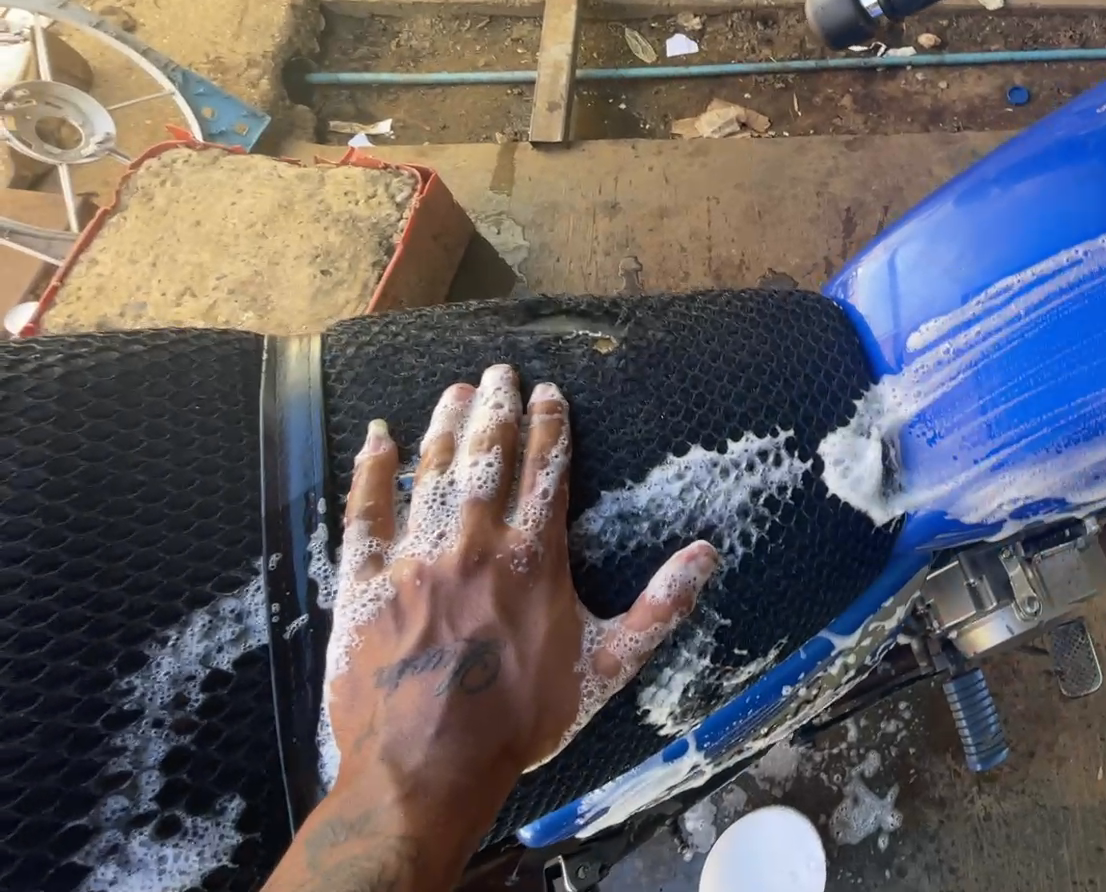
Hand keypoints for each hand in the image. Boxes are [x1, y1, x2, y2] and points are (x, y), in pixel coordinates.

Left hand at [327, 364, 719, 805]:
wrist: (425, 770)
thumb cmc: (524, 714)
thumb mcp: (610, 665)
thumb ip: (661, 605)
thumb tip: (708, 553)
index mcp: (533, 558)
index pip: (546, 472)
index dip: (550, 427)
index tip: (550, 392)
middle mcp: (473, 545)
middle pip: (488, 459)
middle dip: (497, 409)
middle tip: (501, 371)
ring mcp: (412, 562)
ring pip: (432, 475)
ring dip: (447, 426)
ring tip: (458, 389)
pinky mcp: (360, 587)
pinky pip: (363, 516)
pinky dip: (372, 473)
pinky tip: (378, 436)